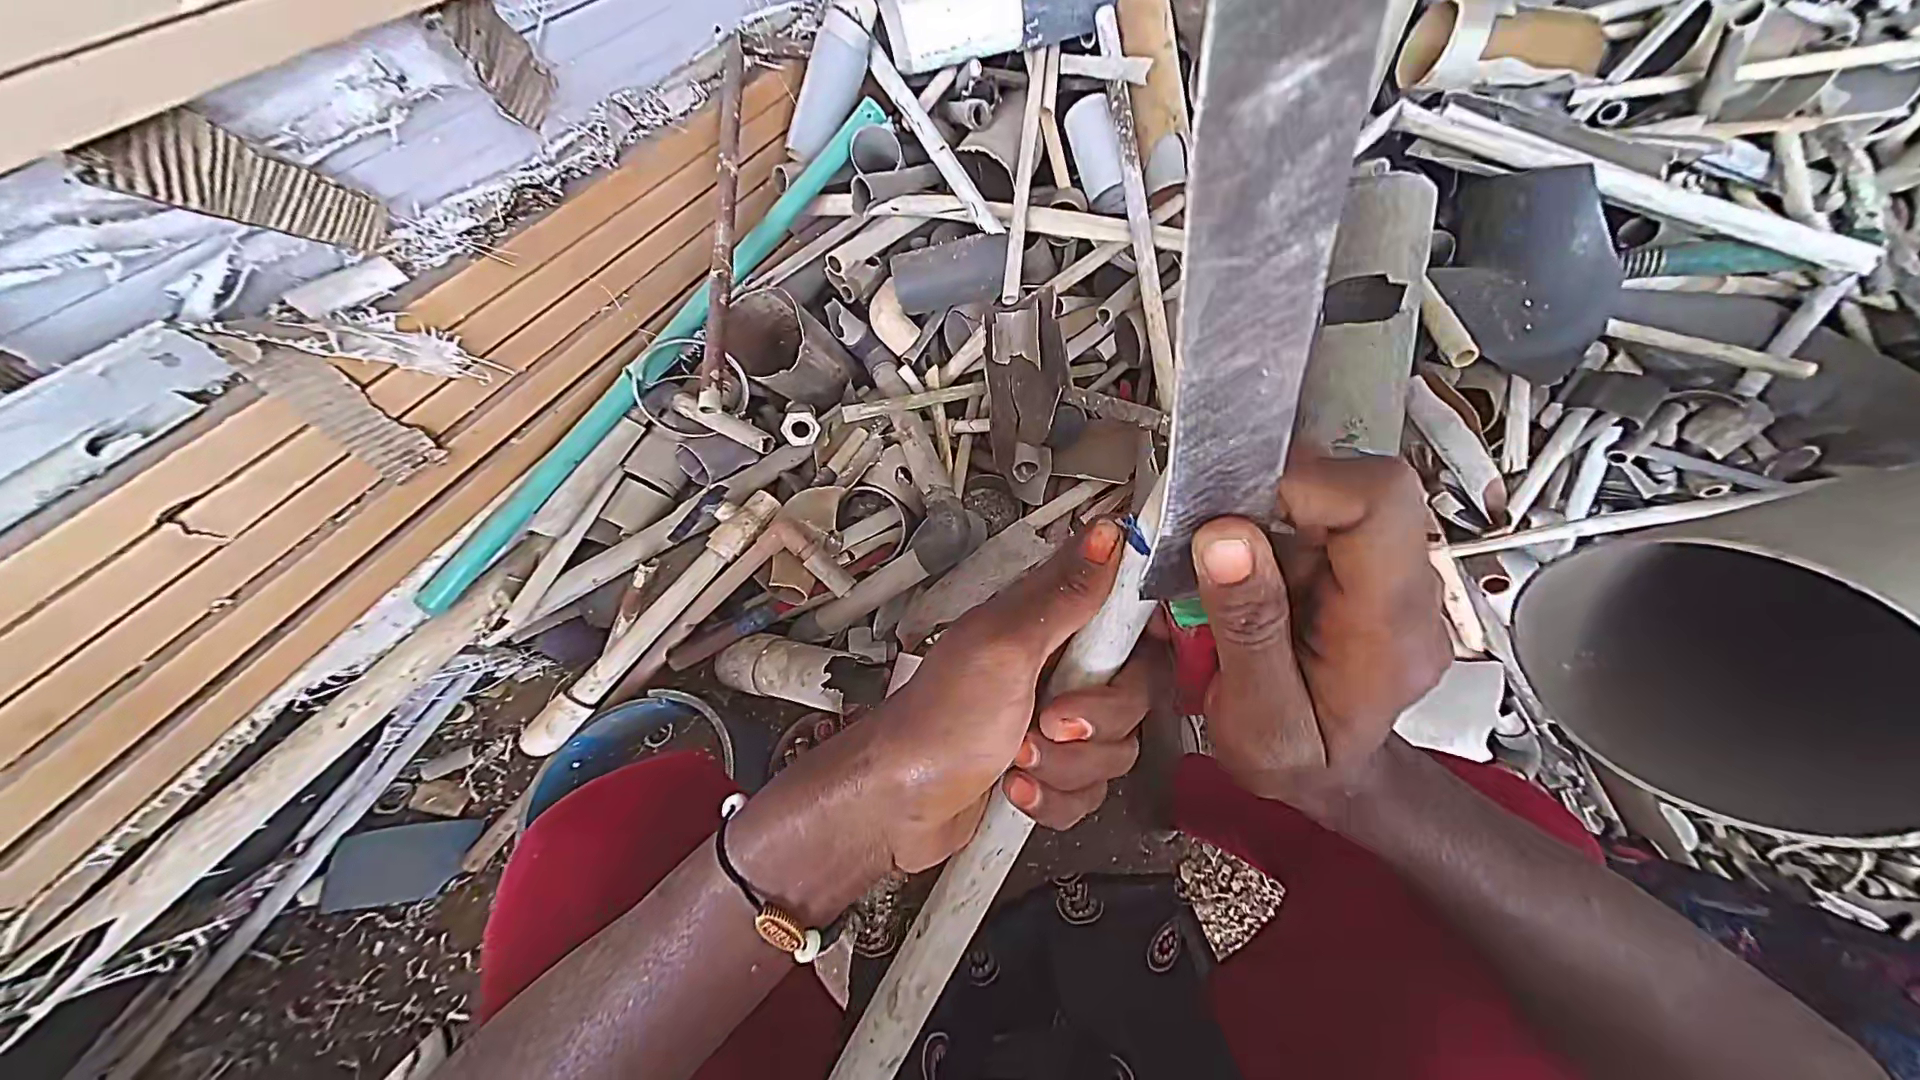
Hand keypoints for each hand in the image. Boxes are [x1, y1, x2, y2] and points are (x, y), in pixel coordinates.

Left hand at [868, 518, 1150, 870]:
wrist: (899, 804)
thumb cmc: (935, 722)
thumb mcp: (1002, 649)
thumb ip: (1062, 596)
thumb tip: (1103, 535)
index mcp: (1045, 624)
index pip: (1125, 611)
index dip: (1145, 635)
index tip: (1128, 662)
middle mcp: (1056, 667)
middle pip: (1134, 690)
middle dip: (1094, 720)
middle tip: (1048, 717)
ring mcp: (1056, 720)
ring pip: (1117, 748)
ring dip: (1064, 764)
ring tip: (1015, 752)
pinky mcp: (1053, 766)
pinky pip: (1092, 789)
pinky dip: (1053, 796)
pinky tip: (1014, 782)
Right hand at [1192, 455, 1449, 818]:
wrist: (1332, 775)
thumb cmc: (1301, 759)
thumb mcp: (1259, 718)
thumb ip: (1244, 627)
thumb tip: (1224, 539)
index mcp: (1390, 629)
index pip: (1377, 502)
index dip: (1298, 485)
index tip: (1229, 512)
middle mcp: (1402, 592)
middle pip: (1349, 488)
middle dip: (1264, 502)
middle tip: (1209, 543)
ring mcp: (1383, 576)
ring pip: (1323, 499)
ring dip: (1254, 522)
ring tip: (1216, 575)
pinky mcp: (1356, 569)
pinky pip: (1310, 520)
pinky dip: (1259, 533)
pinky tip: (1235, 578)